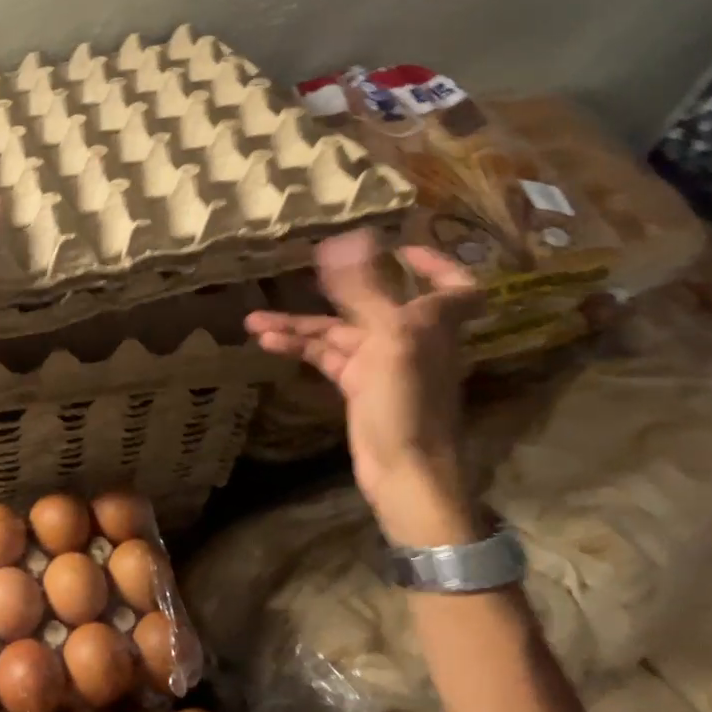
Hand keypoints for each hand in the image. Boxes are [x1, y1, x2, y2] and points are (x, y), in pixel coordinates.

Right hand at [244, 229, 483, 522]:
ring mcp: (382, 363)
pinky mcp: (359, 385)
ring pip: (339, 331)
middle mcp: (410, 338)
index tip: (401, 250)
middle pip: (375, 303)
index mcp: (431, 324)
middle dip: (336, 289)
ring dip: (299, 324)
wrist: (406, 472)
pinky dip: (299, 348)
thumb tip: (345, 239)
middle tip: (305, 271)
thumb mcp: (388, 339)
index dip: (437, 266)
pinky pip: (326, 356)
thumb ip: (364, 289)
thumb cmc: (408, 401)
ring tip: (255, 320)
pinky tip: (268, 342)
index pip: (456, 288)